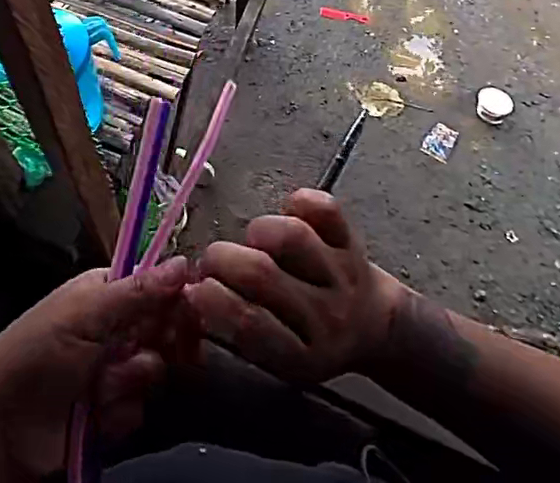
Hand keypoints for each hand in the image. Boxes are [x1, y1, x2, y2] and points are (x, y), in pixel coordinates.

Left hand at [0, 257, 194, 482]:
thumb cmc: (36, 356)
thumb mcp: (86, 316)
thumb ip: (138, 291)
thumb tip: (182, 261)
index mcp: (104, 292)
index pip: (156, 286)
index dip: (175, 299)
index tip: (189, 313)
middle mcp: (112, 326)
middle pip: (162, 327)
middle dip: (153, 345)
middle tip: (139, 352)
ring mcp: (112, 368)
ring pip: (154, 369)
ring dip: (129, 381)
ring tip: (98, 388)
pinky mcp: (111, 410)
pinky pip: (139, 406)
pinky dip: (119, 412)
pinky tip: (94, 414)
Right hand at [184, 189, 407, 382]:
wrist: (374, 327)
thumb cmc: (308, 340)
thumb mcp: (275, 357)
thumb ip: (233, 330)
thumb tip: (186, 294)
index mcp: (301, 357)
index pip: (250, 325)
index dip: (212, 301)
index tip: (192, 288)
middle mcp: (326, 317)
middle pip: (263, 274)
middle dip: (222, 259)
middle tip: (212, 259)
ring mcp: (342, 275)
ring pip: (291, 237)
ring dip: (257, 231)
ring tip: (252, 240)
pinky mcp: (352, 240)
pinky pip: (325, 209)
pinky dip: (300, 201)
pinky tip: (287, 211)